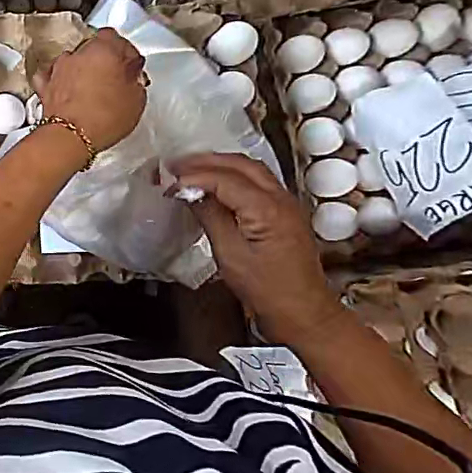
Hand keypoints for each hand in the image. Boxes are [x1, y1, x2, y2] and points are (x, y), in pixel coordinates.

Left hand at [35, 27, 145, 151]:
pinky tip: (69, 91)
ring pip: (73, 62)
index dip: (126, 53)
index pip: (117, 39)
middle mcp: (78, 55)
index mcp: (103, 49)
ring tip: (94, 90)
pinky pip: (53, 77)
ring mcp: (59, 69)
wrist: (70, 138)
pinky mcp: (45, 87)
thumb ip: (135, 80)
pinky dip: (61, 82)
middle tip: (115, 79)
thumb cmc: (102, 118)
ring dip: (83, 72)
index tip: (132, 66)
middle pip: (94, 49)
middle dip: (105, 62)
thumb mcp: (136, 99)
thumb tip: (132, 78)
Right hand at [167, 153, 345, 344]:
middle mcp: (281, 198)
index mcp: (267, 209)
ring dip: (218, 164)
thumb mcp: (230, 255)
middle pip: (239, 164)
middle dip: (204, 161)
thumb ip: (211, 217)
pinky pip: (257, 180)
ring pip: (250, 168)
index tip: (168, 183)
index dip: (193, 177)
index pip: (224, 179)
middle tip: (173, 166)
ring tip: (189, 169)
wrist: (303, 311)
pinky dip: (232, 174)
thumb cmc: (267, 290)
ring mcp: (286, 203)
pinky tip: (214, 182)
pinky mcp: (284, 211)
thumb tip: (190, 192)